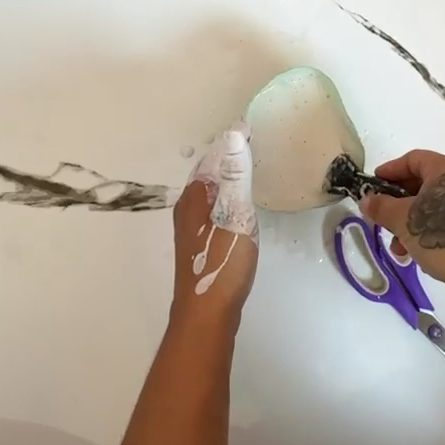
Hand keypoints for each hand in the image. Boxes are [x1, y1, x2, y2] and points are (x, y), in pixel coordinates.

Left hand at [170, 129, 258, 327]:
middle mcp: (188, 208)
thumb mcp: (234, 213)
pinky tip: (244, 205)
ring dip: (230, 178)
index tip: (252, 129)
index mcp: (194, 197)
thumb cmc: (220, 261)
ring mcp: (193, 228)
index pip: (213, 157)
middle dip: (230, 157)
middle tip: (255, 143)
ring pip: (213, 192)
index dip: (232, 142)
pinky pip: (217, 208)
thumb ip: (235, 174)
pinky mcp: (202, 243)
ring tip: (252, 168)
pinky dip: (231, 198)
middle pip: (211, 173)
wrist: (207, 315)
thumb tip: (233, 135)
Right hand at [360, 150, 444, 306]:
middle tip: (382, 214)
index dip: (390, 170)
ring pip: (433, 202)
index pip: (413, 159)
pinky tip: (413, 249)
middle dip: (398, 200)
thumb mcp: (402, 220)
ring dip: (410, 218)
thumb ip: (381, 206)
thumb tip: (366, 200)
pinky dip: (427, 226)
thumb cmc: (440, 236)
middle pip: (423, 180)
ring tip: (396, 243)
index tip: (374, 183)